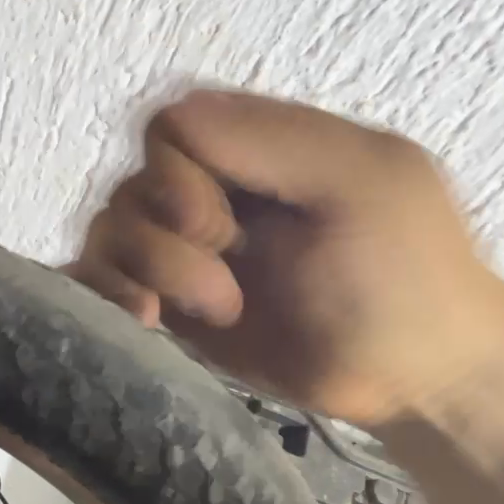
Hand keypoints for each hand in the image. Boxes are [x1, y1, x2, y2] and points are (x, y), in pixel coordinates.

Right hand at [67, 89, 503, 426]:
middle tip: (228, 292)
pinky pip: (94, 279)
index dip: (176, 177)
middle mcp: (205, 191)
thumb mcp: (363, 183)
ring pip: (107, 235)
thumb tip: (165, 124)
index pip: (168, 130)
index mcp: (254, 147)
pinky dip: (103, 294)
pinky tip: (141, 320)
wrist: (410, 379)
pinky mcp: (160, 299)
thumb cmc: (401, 277)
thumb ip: (271, 138)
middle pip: (131, 189)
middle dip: (167, 245)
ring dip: (150, 277)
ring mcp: (179, 249)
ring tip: (217, 314)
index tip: (218, 227)